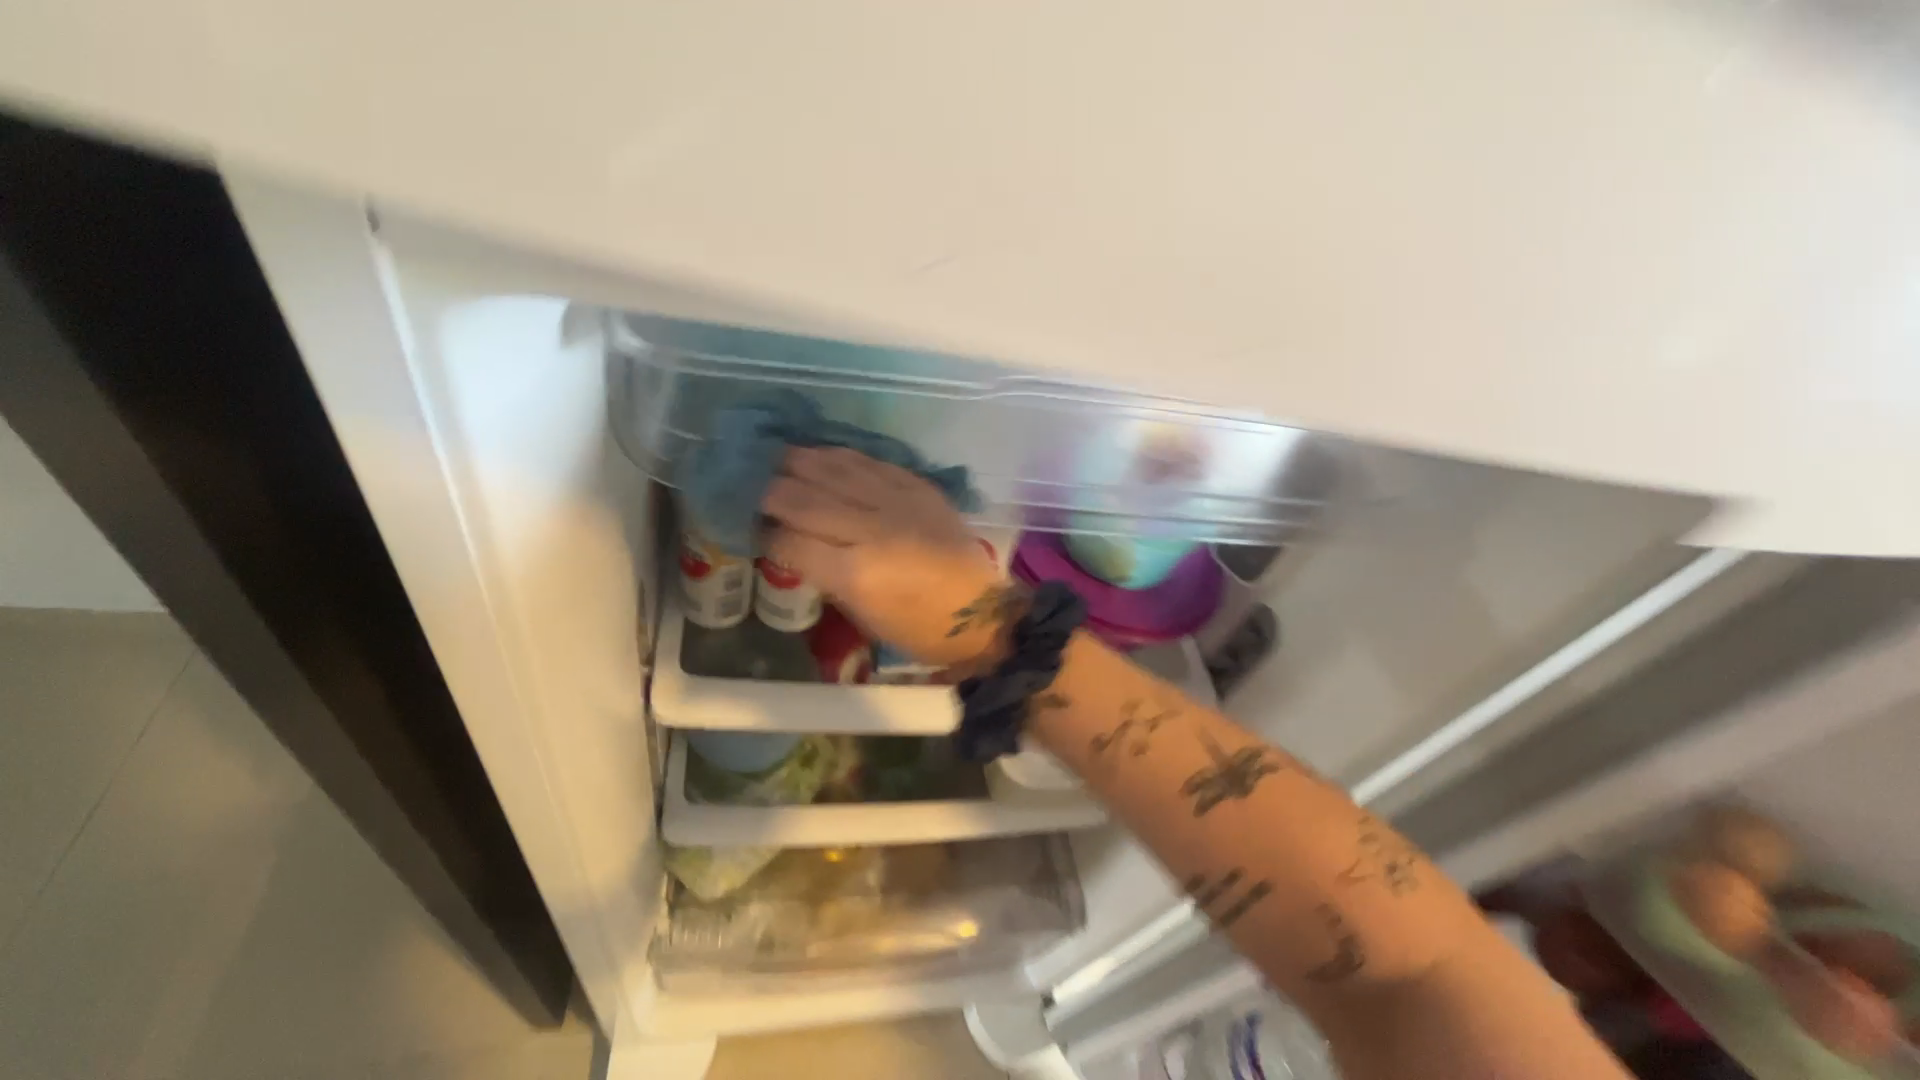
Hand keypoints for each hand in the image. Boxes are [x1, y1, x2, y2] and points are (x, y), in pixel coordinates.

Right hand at [761, 447, 1018, 665]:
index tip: (742, 522)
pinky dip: (839, 457)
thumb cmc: (918, 629)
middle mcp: (871, 530)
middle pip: (805, 498)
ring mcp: (897, 503)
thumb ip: (824, 573)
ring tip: (770, 454)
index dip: (762, 530)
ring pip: (835, 470)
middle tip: (740, 479)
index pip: (790, 540)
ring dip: (797, 460)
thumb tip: (791, 543)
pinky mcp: (918, 489)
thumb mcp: (862, 614)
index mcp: (855, 573)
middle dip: (767, 488)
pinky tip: (819, 453)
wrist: (982, 613)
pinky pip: (870, 463)